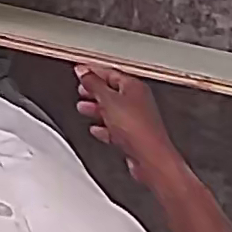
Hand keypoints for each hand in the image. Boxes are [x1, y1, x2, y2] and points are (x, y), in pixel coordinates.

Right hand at [75, 64, 188, 185]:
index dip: (93, 71)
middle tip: (81, 90)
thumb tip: (83, 71)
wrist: (151, 160)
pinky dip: (105, 128)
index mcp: (134, 87)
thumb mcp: (107, 99)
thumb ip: (92, 83)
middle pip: (111, 92)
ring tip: (83, 108)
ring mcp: (138, 121)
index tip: (80, 71)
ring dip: (97, 110)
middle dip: (94, 92)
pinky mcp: (136, 138)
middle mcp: (139, 102)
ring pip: (113, 111)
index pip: (110, 73)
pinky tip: (97, 130)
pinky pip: (117, 129)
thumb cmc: (137, 128)